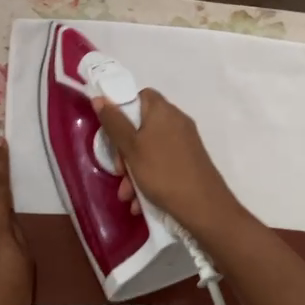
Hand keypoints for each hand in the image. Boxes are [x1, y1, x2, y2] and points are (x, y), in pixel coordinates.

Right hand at [93, 89, 244, 237]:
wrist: (205, 208)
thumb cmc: (163, 172)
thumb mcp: (131, 148)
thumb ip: (114, 122)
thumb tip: (100, 97)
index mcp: (162, 110)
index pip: (140, 96)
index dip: (123, 110)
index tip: (113, 132)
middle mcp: (176, 121)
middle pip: (142, 125)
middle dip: (125, 151)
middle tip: (119, 171)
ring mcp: (185, 142)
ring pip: (150, 149)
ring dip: (134, 170)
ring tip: (128, 195)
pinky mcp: (190, 161)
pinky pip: (162, 163)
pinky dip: (150, 178)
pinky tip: (141, 201)